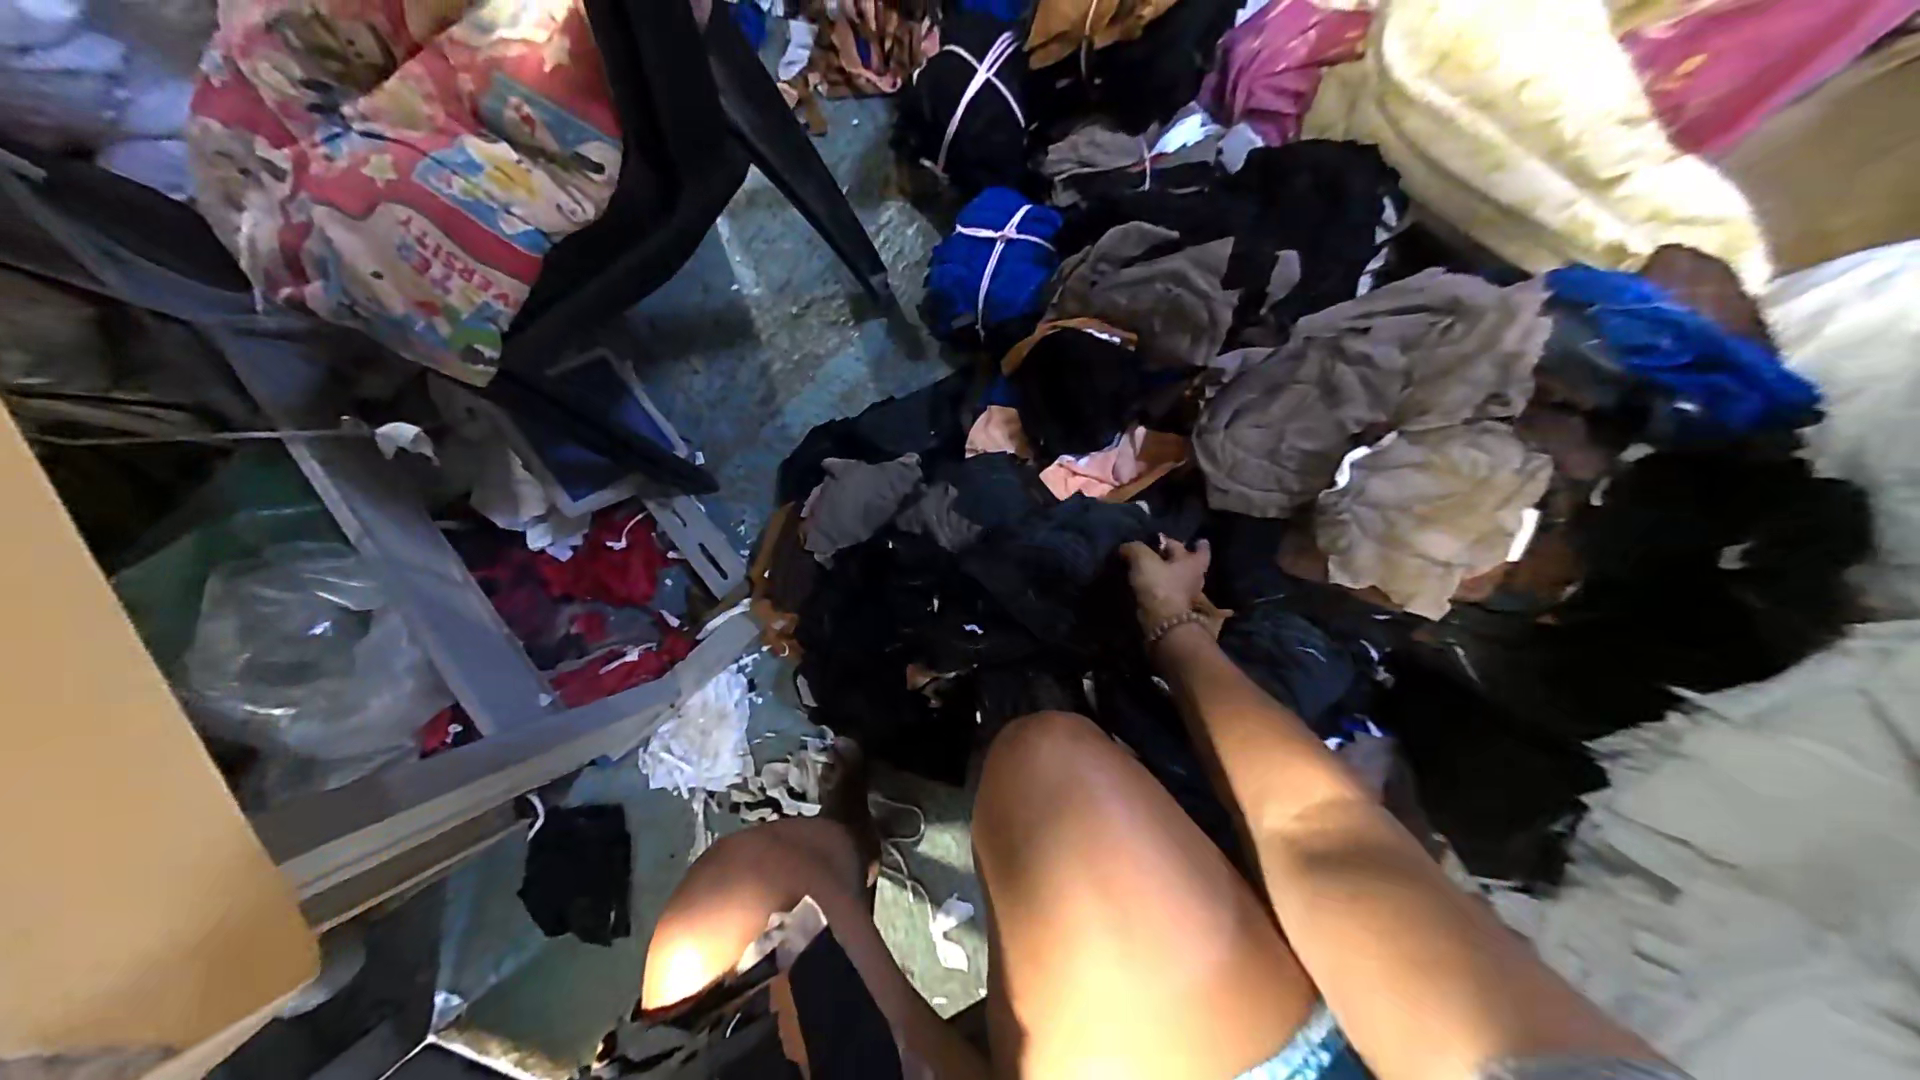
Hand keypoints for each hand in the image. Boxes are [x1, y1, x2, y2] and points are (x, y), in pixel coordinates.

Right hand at [1120, 536, 1223, 635]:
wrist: (1162, 623)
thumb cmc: (1159, 586)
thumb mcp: (1143, 559)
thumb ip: (1135, 548)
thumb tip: (1127, 547)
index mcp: (1193, 563)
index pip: (1200, 550)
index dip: (1199, 544)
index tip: (1199, 541)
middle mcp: (1194, 579)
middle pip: (1188, 564)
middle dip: (1178, 558)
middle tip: (1165, 552)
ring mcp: (1185, 596)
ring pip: (1177, 579)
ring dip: (1167, 574)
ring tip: (1150, 568)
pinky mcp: (1173, 609)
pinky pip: (1167, 592)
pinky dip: (1159, 588)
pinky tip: (1146, 584)